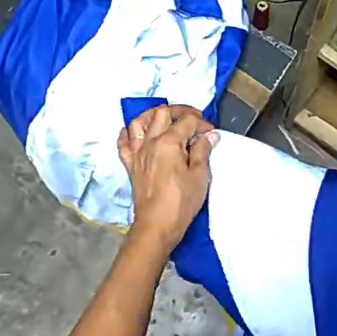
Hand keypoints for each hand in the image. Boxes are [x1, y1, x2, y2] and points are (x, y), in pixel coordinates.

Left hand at [117, 105, 214, 248]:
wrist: (157, 224)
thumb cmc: (182, 200)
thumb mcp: (200, 174)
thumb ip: (202, 151)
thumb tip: (209, 136)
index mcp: (168, 143)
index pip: (187, 122)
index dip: (203, 123)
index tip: (212, 133)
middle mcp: (149, 143)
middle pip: (162, 114)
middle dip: (181, 111)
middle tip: (195, 120)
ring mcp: (137, 153)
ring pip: (139, 122)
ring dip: (153, 115)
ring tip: (167, 118)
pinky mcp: (131, 165)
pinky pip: (124, 143)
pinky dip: (129, 133)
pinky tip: (137, 132)